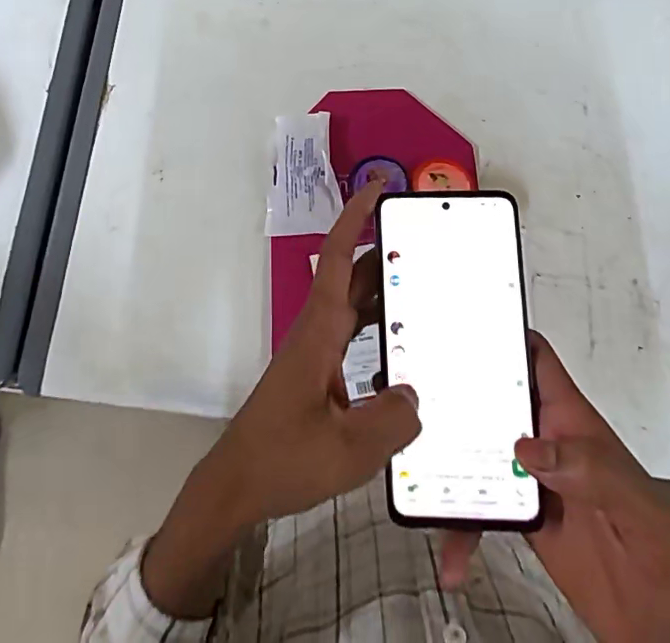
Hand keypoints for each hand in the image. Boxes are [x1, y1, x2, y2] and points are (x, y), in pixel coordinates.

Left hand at [142, 179, 420, 616]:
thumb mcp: (350, 450)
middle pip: (351, 278)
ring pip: (352, 308)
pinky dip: (378, 332)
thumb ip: (393, 421)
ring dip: (384, 293)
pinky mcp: (316, 374)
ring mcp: (314, 353)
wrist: (239, 482)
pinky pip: (351, 338)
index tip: (378, 188)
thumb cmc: (285, 460)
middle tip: (430, 243)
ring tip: (430, 290)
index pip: (338, 260)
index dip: (355, 219)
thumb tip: (416, 393)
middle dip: (385, 253)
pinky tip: (407, 355)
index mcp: (319, 334)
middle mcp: (315, 333)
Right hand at [440, 333, 669, 642]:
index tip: (456, 324)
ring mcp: (528, 478)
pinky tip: (452, 550)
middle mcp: (546, 444)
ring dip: (439, 458)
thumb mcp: (649, 519)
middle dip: (447, 393)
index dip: (499, 333)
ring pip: (469, 448)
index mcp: (575, 427)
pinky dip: (457, 527)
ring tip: (414, 474)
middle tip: (410, 399)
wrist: (669, 637)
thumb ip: (598, 474)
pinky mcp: (516, 513)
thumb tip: (532, 448)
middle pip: (486, 399)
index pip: (534, 360)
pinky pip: (473, 507)